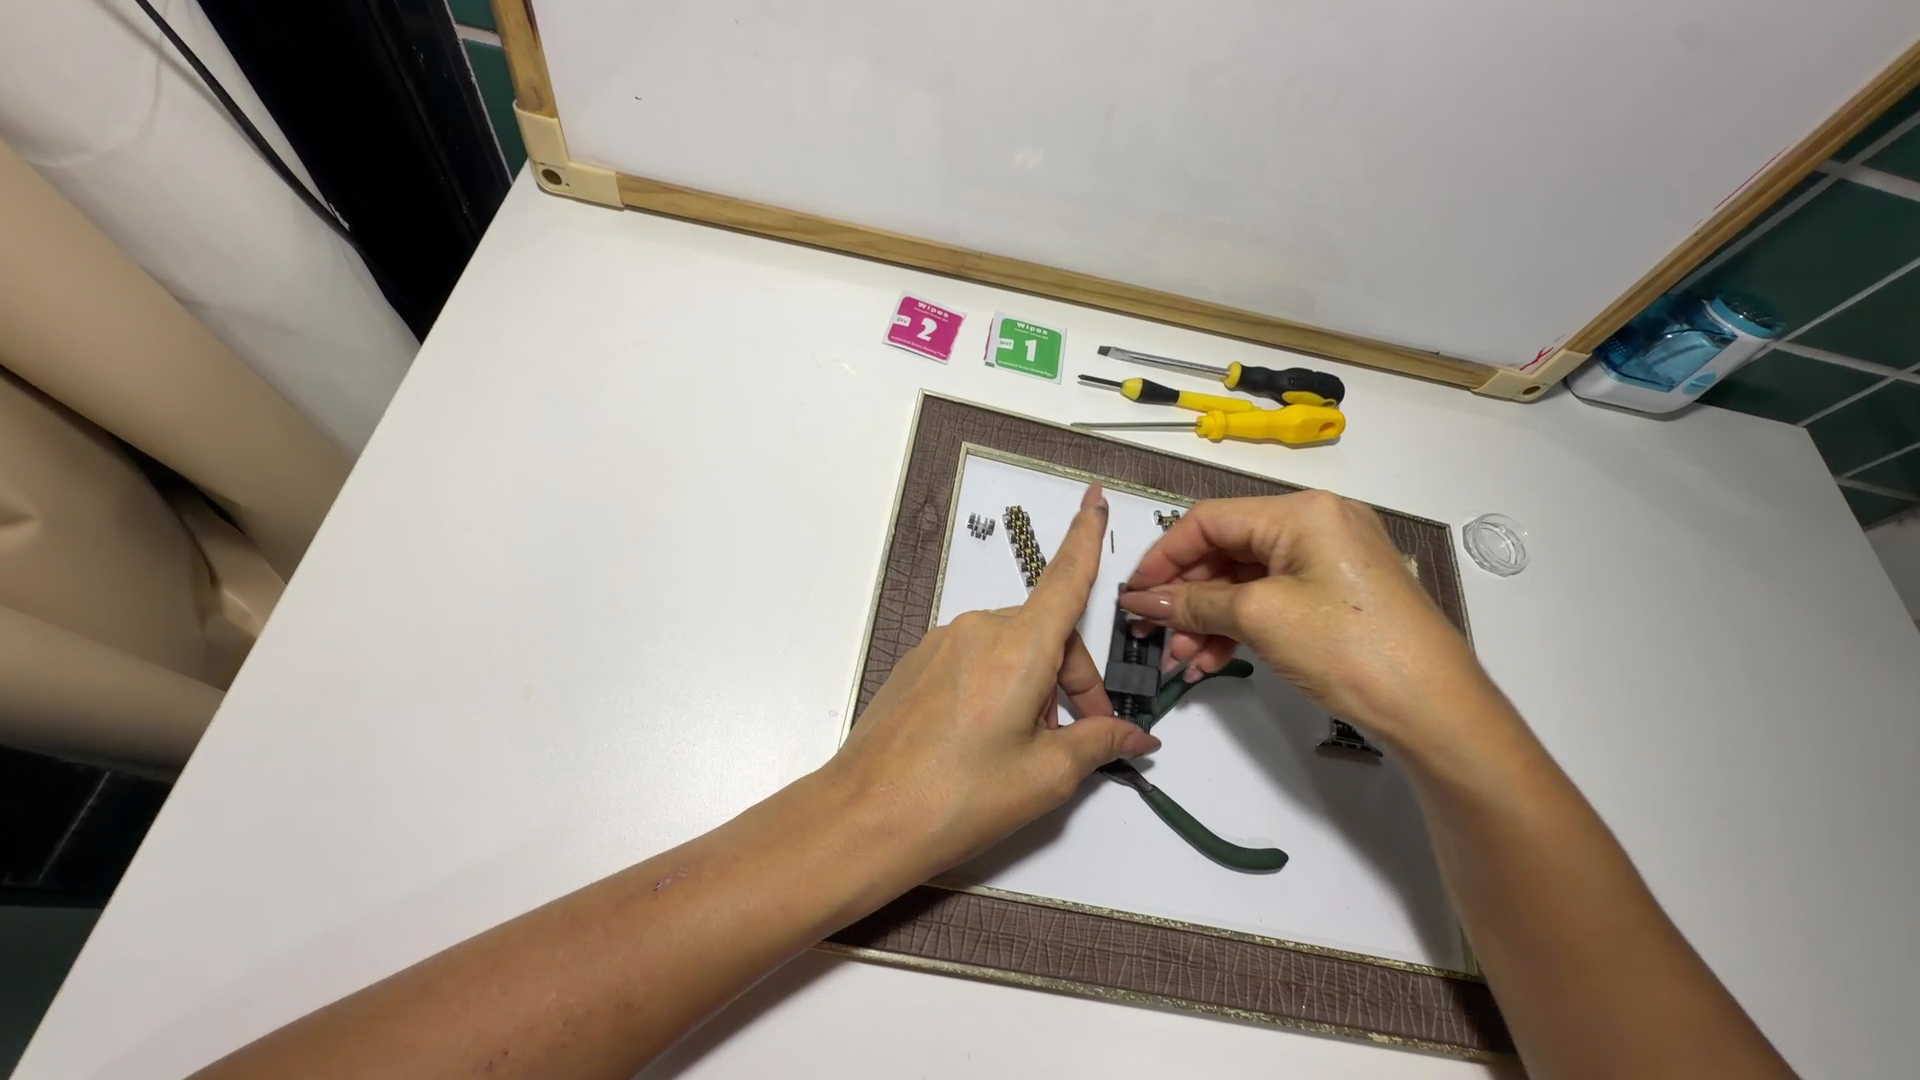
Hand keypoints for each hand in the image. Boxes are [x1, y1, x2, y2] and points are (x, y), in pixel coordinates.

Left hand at [828, 483, 1160, 877]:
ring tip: (1028, 747)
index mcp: (1018, 645)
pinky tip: (989, 738)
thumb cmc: (960, 796)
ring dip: (1034, 685)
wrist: (865, 816)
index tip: (1096, 498)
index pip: (1066, 579)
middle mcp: (979, 630)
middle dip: (1072, 678)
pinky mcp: (918, 662)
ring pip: (1011, 648)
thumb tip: (1134, 734)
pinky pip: (976, 660)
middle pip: (1046, 633)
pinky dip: (998, 686)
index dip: (1087, 538)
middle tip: (1080, 735)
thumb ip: (1098, 742)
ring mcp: (942, 643)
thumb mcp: (1046, 774)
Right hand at [1119, 491, 1489, 747]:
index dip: (1163, 556)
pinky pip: (1270, 601)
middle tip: (1156, 636)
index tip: (1133, 595)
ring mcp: (1328, 561)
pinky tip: (1213, 661)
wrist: (1436, 711)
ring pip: (1245, 581)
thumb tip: (1141, 600)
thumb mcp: (1259, 618)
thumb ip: (1193, 603)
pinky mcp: (1335, 595)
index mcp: (1301, 511)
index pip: (1209, 520)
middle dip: (1186, 597)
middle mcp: (1316, 524)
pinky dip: (1238, 627)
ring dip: (1208, 619)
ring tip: (1184, 660)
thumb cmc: (1348, 648)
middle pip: (1226, 551)